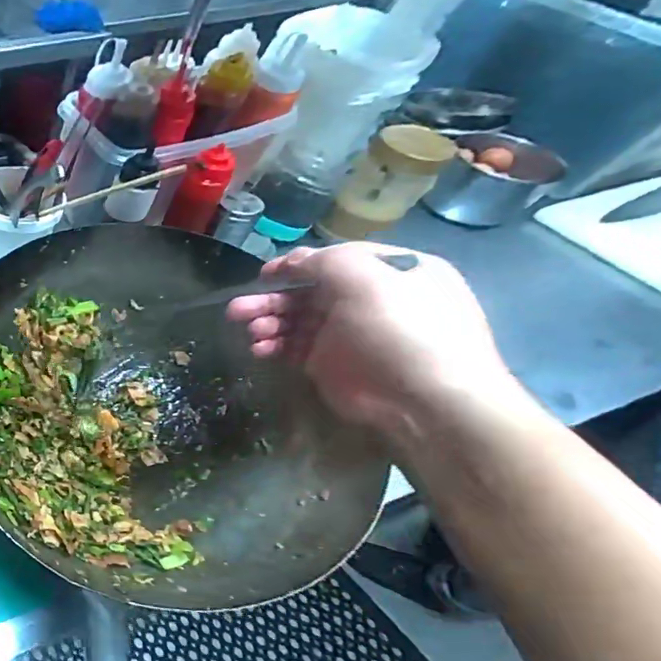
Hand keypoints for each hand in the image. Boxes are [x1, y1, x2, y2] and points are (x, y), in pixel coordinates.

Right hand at [223, 244, 520, 439]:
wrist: (423, 400)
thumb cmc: (400, 331)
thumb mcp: (366, 279)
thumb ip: (325, 261)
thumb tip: (291, 263)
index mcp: (389, 272)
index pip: (334, 259)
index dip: (296, 265)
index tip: (264, 276)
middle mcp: (368, 299)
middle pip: (308, 291)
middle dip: (272, 298)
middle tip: (237, 311)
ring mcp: (348, 333)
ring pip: (296, 319)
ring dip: (268, 322)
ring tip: (252, 333)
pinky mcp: (330, 363)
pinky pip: (293, 347)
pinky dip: (273, 345)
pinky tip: (259, 350)